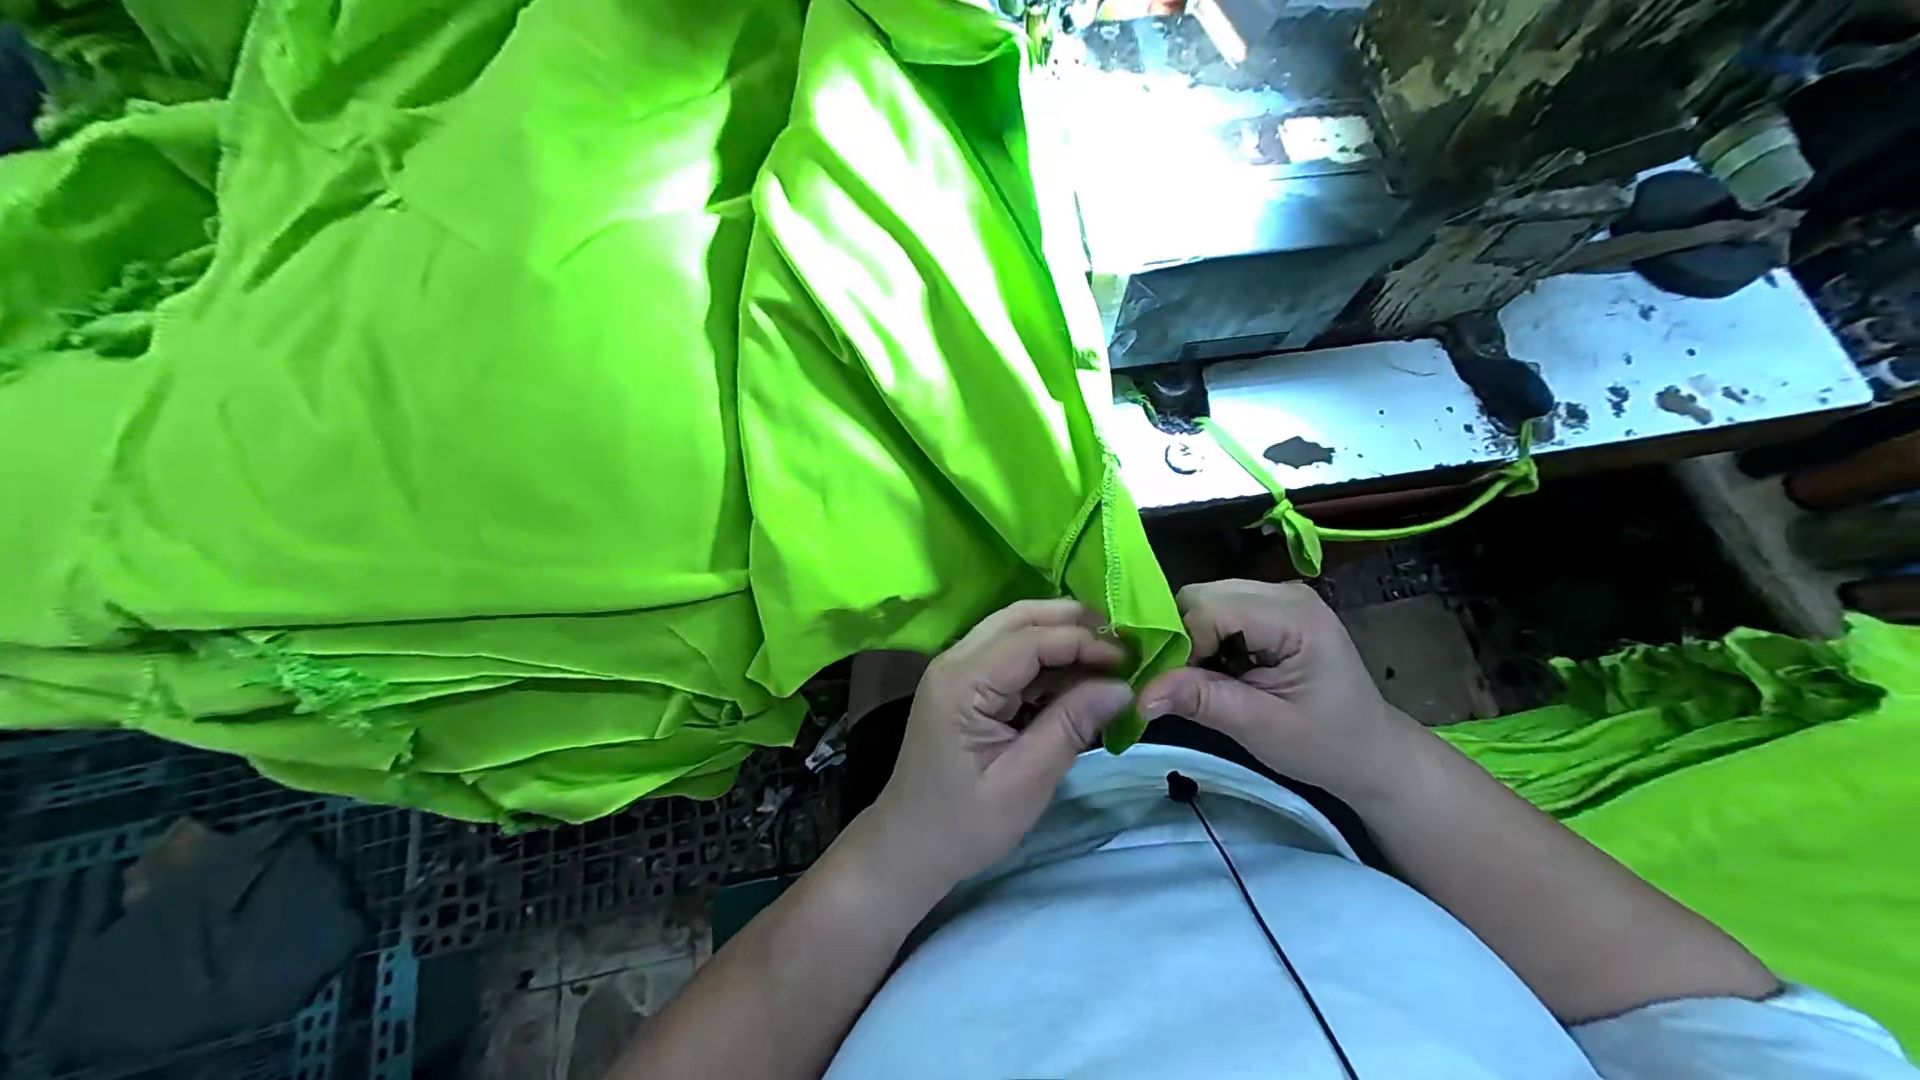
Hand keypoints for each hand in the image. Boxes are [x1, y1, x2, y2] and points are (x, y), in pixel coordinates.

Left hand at [851, 599, 1132, 897]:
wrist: (909, 846)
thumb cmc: (964, 824)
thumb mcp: (1025, 781)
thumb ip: (1071, 726)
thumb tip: (1122, 686)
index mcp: (962, 682)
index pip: (1029, 639)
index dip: (1082, 641)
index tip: (1129, 657)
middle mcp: (954, 661)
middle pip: (1018, 619)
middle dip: (1072, 623)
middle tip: (1122, 641)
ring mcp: (956, 670)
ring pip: (1014, 631)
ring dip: (1060, 638)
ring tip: (1109, 657)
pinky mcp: (964, 685)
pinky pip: (1009, 656)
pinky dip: (1045, 661)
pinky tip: (1077, 677)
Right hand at [1137, 580, 1422, 803]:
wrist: (1371, 753)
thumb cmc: (1326, 745)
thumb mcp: (1261, 728)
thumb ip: (1203, 701)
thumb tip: (1142, 694)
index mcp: (1294, 616)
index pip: (1209, 609)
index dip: (1181, 644)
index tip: (1176, 688)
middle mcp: (1283, 592)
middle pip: (1200, 596)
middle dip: (1181, 638)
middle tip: (1186, 684)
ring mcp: (1276, 596)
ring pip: (1201, 600)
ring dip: (1190, 639)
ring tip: (1204, 679)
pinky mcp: (1267, 608)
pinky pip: (1214, 610)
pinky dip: (1203, 639)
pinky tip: (1217, 670)